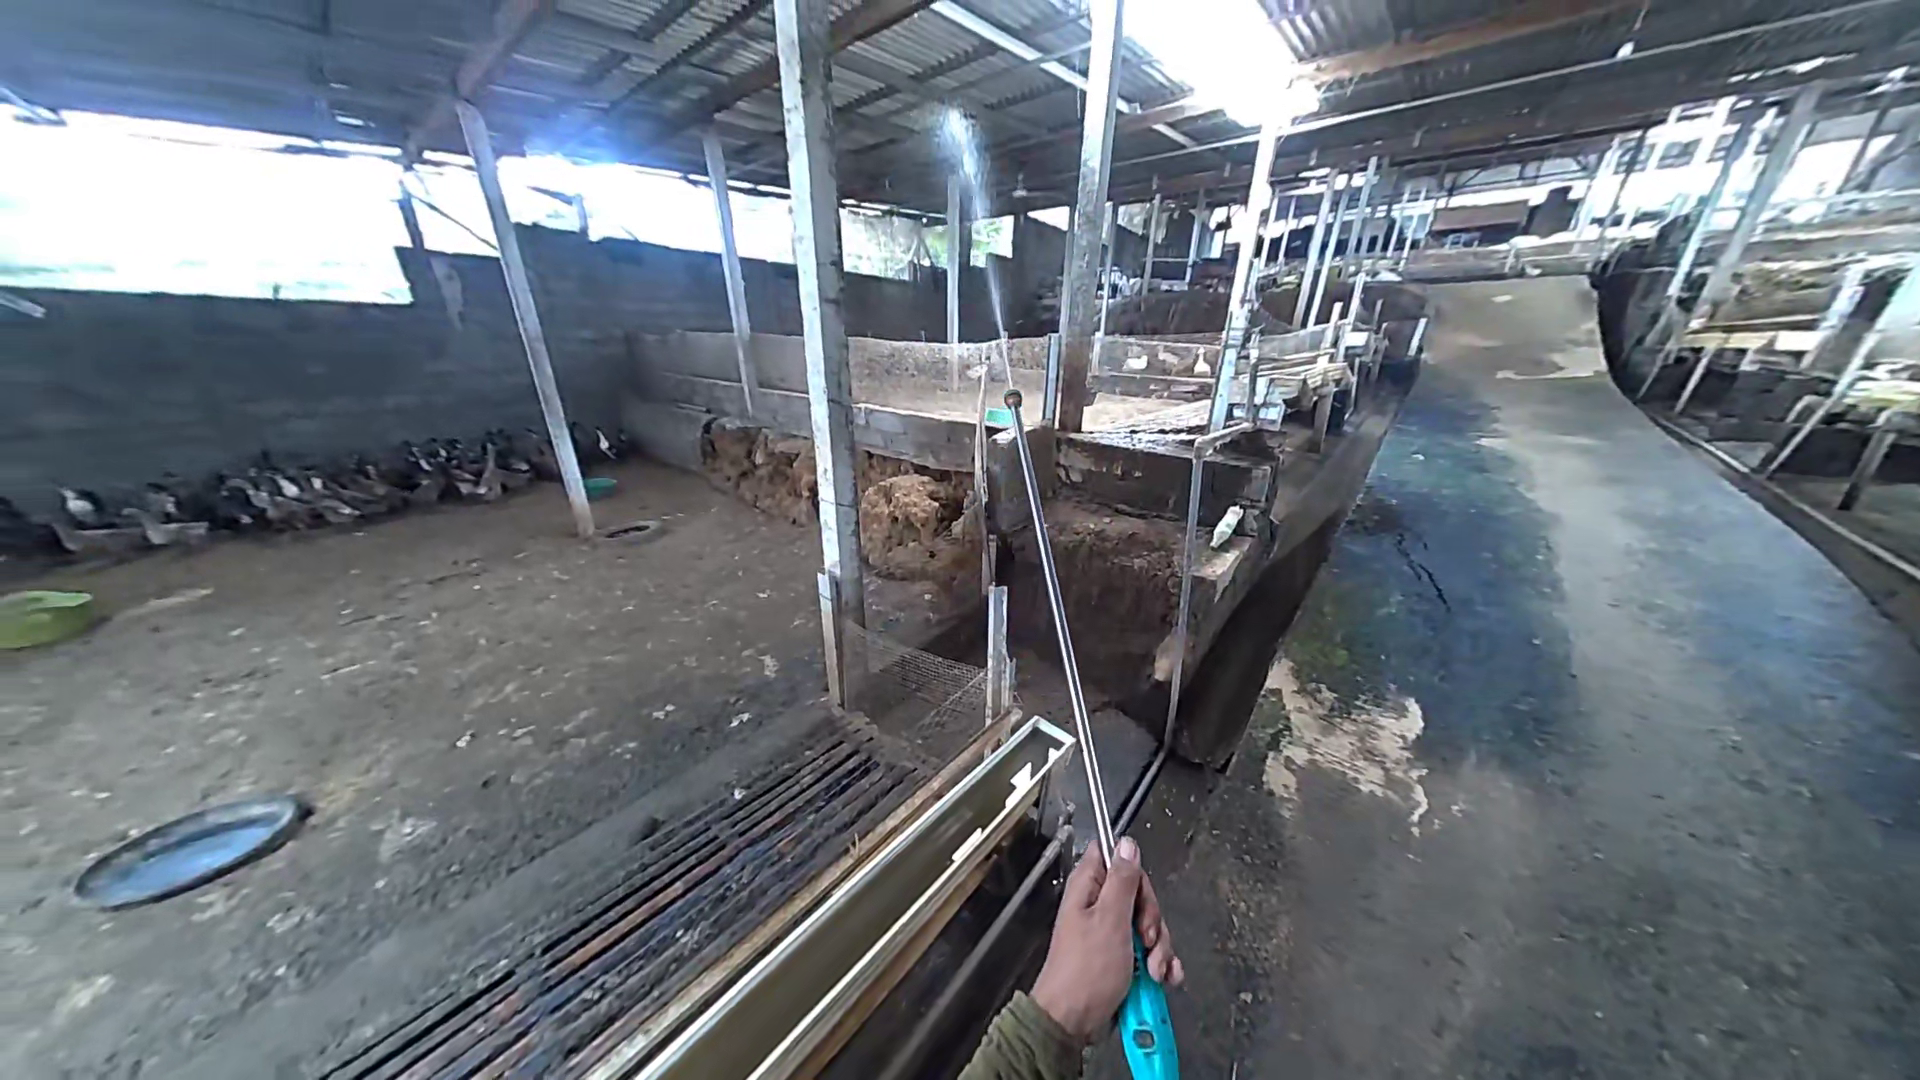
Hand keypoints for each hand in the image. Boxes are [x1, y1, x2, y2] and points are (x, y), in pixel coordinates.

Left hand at [1030, 835, 1183, 1040]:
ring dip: (1158, 949)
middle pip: (1139, 893)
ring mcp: (1110, 931)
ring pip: (1147, 924)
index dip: (1134, 871)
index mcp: (1088, 885)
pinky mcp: (1121, 956)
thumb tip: (1127, 844)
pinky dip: (1159, 965)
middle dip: (1151, 919)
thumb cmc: (1085, 970)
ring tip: (1153, 970)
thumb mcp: (1110, 919)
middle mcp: (1098, 903)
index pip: (1115, 856)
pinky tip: (1163, 979)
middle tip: (1145, 939)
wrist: (1075, 1021)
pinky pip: (1148, 951)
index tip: (1140, 895)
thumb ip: (1122, 880)